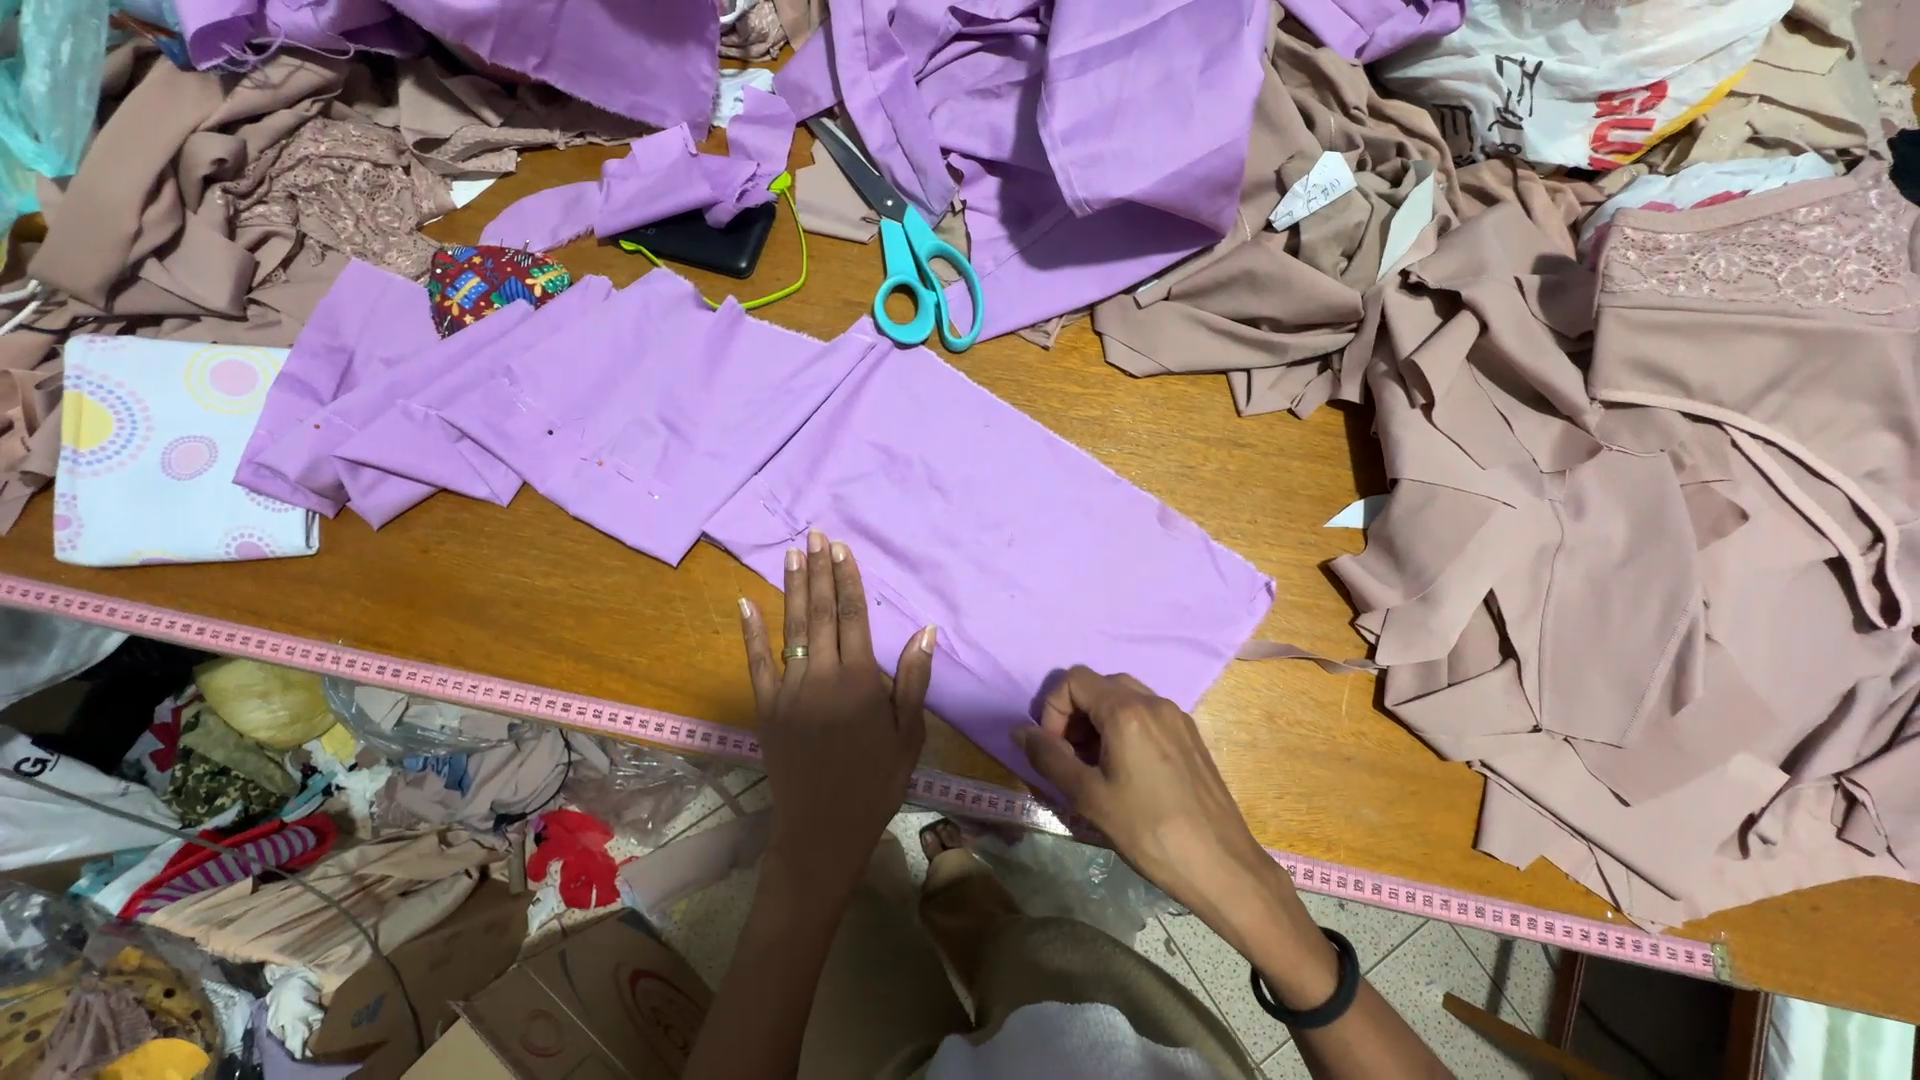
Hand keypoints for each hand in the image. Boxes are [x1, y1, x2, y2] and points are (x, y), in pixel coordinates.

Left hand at [738, 530, 933, 898]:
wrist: (825, 827)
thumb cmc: (877, 781)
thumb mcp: (909, 734)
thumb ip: (913, 679)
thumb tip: (924, 629)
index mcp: (860, 680)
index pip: (854, 616)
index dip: (848, 579)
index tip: (842, 548)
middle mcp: (822, 676)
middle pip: (820, 612)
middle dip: (819, 571)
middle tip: (815, 535)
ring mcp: (789, 690)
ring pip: (791, 627)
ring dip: (792, 587)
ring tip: (792, 554)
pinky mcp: (766, 707)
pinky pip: (756, 662)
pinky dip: (750, 631)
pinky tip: (745, 601)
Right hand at [1013, 667, 1278, 921]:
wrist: (1221, 865)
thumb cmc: (1148, 831)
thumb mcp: (1088, 797)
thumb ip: (1049, 758)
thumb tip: (1020, 732)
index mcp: (1127, 711)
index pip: (1074, 680)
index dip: (1052, 710)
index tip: (1054, 751)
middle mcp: (1155, 703)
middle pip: (1100, 685)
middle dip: (1074, 714)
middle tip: (1070, 758)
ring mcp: (1177, 718)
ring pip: (1125, 699)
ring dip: (1098, 722)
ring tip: (1094, 769)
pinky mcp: (1191, 737)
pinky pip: (1147, 716)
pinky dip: (1124, 730)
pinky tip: (1125, 774)